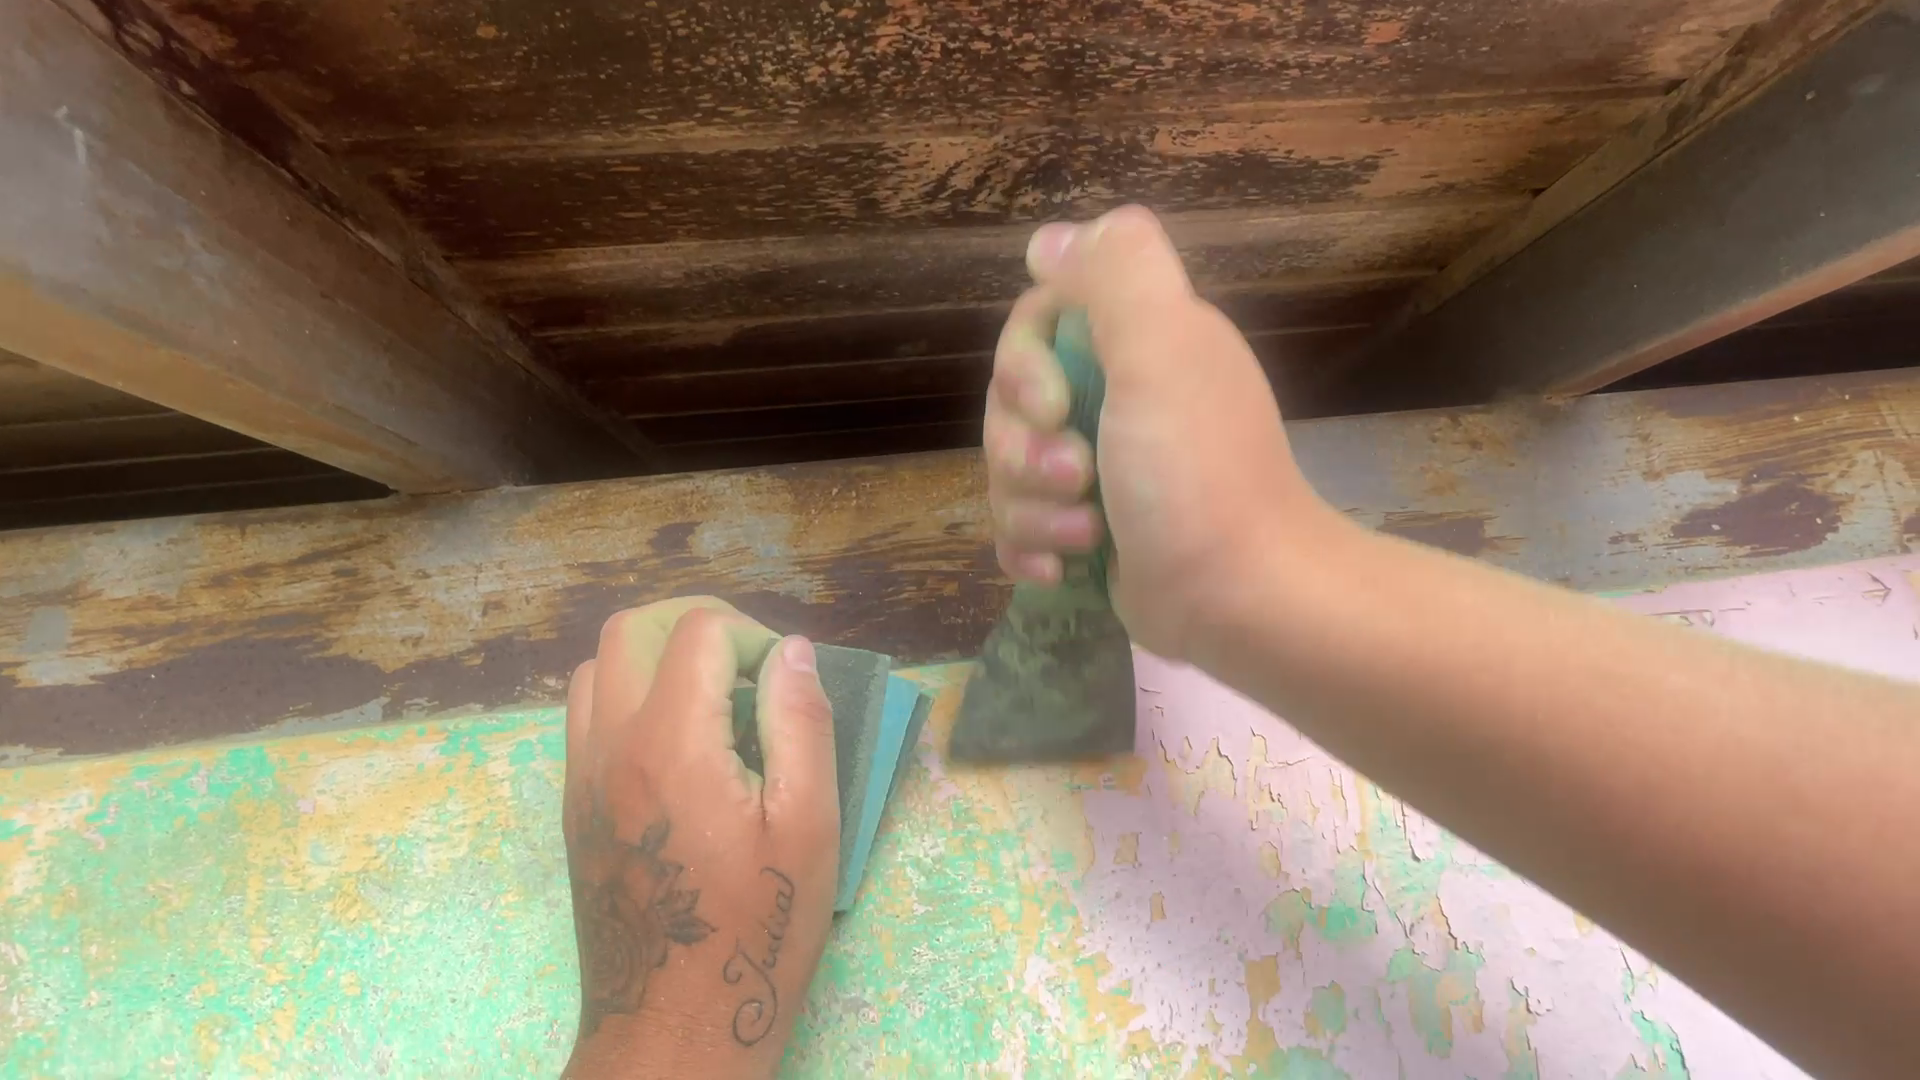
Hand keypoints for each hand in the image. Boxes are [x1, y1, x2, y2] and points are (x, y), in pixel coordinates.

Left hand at [562, 597, 837, 1078]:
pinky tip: (679, 742)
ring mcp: (580, 774)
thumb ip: (800, 722)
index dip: (755, 635)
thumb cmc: (756, 923)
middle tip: (748, 664)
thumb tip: (793, 649)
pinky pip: (587, 712)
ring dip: (658, 657)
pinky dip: (632, 694)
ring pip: (598, 666)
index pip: (700, 629)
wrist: (673, 1026)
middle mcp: (610, 744)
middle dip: (698, 623)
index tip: (786, 681)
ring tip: (713, 699)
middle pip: (633, 628)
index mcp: (670, 742)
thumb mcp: (809, 822)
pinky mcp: (573, 804)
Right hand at [983, 205, 1338, 661]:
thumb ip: (1115, 275)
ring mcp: (1095, 471)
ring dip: (1035, 510)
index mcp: (1132, 348)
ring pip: (1008, 474)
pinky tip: (1061, 569)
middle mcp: (1112, 401)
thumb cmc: (1197, 475)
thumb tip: (1047, 240)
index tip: (1053, 405)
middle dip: (1027, 453)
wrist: (1238, 599)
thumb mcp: (1163, 353)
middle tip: (1079, 480)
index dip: (1022, 367)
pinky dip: (1032, 549)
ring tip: (1088, 535)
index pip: (1034, 326)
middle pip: (1009, 407)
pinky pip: (1018, 527)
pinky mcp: (1083, 530)